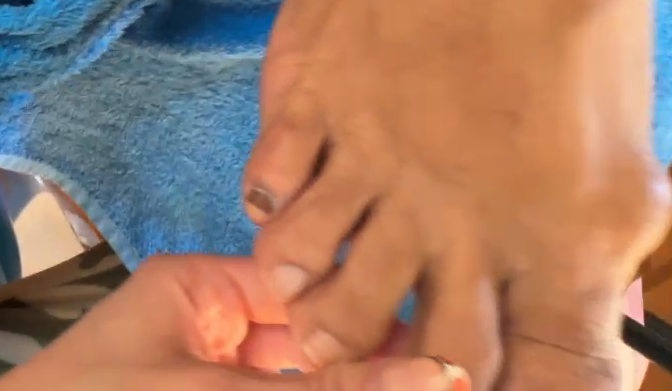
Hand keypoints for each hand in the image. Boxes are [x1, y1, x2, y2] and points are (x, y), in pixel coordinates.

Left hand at [0, 255, 468, 390]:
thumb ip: (324, 388)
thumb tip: (442, 371)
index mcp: (203, 290)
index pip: (309, 291)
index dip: (382, 323)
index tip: (465, 351)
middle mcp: (215, 329)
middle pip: (317, 350)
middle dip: (376, 370)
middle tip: (468, 376)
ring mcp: (217, 376)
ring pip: (305, 380)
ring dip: (358, 381)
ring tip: (449, 380)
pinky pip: (281, 390)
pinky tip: (382, 386)